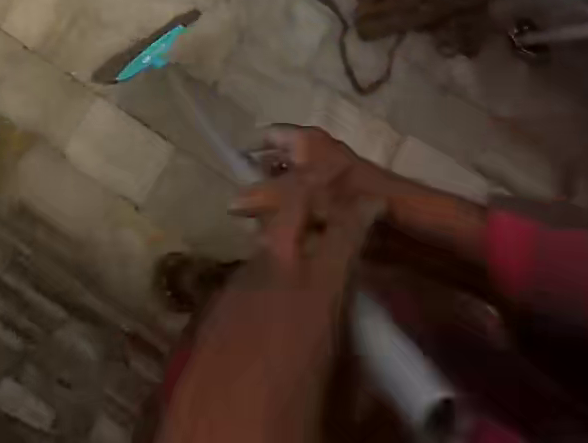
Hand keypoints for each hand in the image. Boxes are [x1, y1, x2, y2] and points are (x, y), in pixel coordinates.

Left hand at [160, 130, 382, 442]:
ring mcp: (236, 287)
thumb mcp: (340, 406)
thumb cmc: (284, 430)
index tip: (375, 199)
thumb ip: (358, 368)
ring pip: (267, 240)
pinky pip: (247, 273)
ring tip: (306, 238)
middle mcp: (272, 278)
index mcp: (312, 299)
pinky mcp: (212, 308)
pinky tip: (273, 295)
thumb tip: (371, 355)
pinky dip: (266, 269)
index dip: (362, 211)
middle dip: (313, 180)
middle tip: (331, 170)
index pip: (344, 234)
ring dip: (288, 230)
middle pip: (291, 205)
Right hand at [234, 126, 387, 224]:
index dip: (250, 149)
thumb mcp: (298, 193)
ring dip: (276, 199)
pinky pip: (305, 199)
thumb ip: (264, 196)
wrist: (390, 211)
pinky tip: (283, 231)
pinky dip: (293, 211)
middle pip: (278, 159)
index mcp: (305, 140)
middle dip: (260, 179)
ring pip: (291, 181)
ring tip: (257, 222)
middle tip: (241, 202)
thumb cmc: (343, 193)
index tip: (232, 168)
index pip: (269, 135)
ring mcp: (326, 172)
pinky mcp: (335, 193)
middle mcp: (314, 150)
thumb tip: (232, 202)